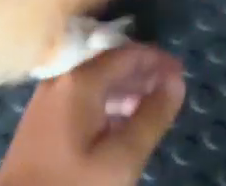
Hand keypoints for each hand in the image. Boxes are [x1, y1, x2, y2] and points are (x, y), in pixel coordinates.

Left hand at [0, 44, 184, 185]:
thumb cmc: (72, 185)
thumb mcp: (120, 159)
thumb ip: (151, 118)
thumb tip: (176, 82)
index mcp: (79, 79)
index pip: (127, 53)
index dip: (157, 59)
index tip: (182, 72)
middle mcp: (62, 76)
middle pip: (110, 61)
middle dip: (143, 72)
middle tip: (171, 90)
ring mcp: (49, 95)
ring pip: (96, 78)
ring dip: (126, 87)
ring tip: (152, 107)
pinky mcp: (43, 115)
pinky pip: (83, 94)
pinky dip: (107, 100)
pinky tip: (121, 120)